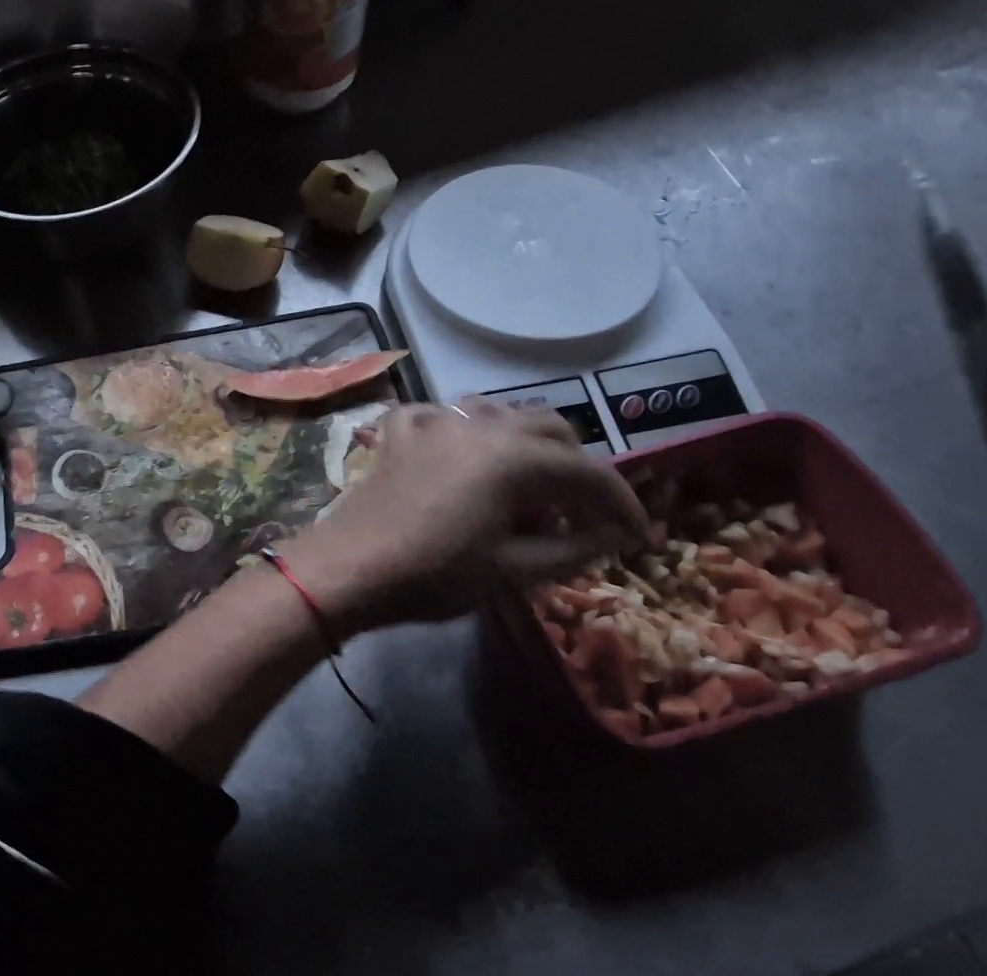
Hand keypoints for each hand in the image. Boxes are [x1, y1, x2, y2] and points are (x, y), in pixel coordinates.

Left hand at [280, 399, 649, 635]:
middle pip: (549, 429)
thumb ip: (572, 550)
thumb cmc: (435, 574)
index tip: (636, 533)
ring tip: (524, 486)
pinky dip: (458, 430)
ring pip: (497, 412)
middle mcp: (481, 425)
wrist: (350, 568)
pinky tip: (457, 453)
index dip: (620, 504)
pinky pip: (438, 415)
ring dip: (522, 442)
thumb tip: (611, 537)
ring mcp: (436, 423)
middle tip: (578, 514)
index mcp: (517, 456)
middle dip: (574, 468)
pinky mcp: (399, 435)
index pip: (588, 472)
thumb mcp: (513, 572)